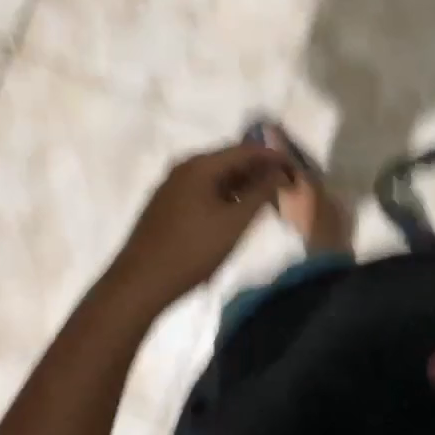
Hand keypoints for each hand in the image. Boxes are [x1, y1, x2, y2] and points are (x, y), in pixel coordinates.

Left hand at [106, 144, 296, 311]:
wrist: (138, 284)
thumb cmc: (191, 251)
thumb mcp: (233, 223)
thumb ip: (261, 194)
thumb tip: (280, 172)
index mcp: (199, 165)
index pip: (245, 149)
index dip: (274, 157)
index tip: (296, 170)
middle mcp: (183, 167)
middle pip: (229, 160)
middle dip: (258, 171)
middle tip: (284, 186)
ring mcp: (172, 186)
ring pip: (215, 177)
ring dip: (242, 186)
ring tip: (266, 202)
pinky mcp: (166, 205)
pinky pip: (203, 190)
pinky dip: (224, 196)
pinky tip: (236, 214)